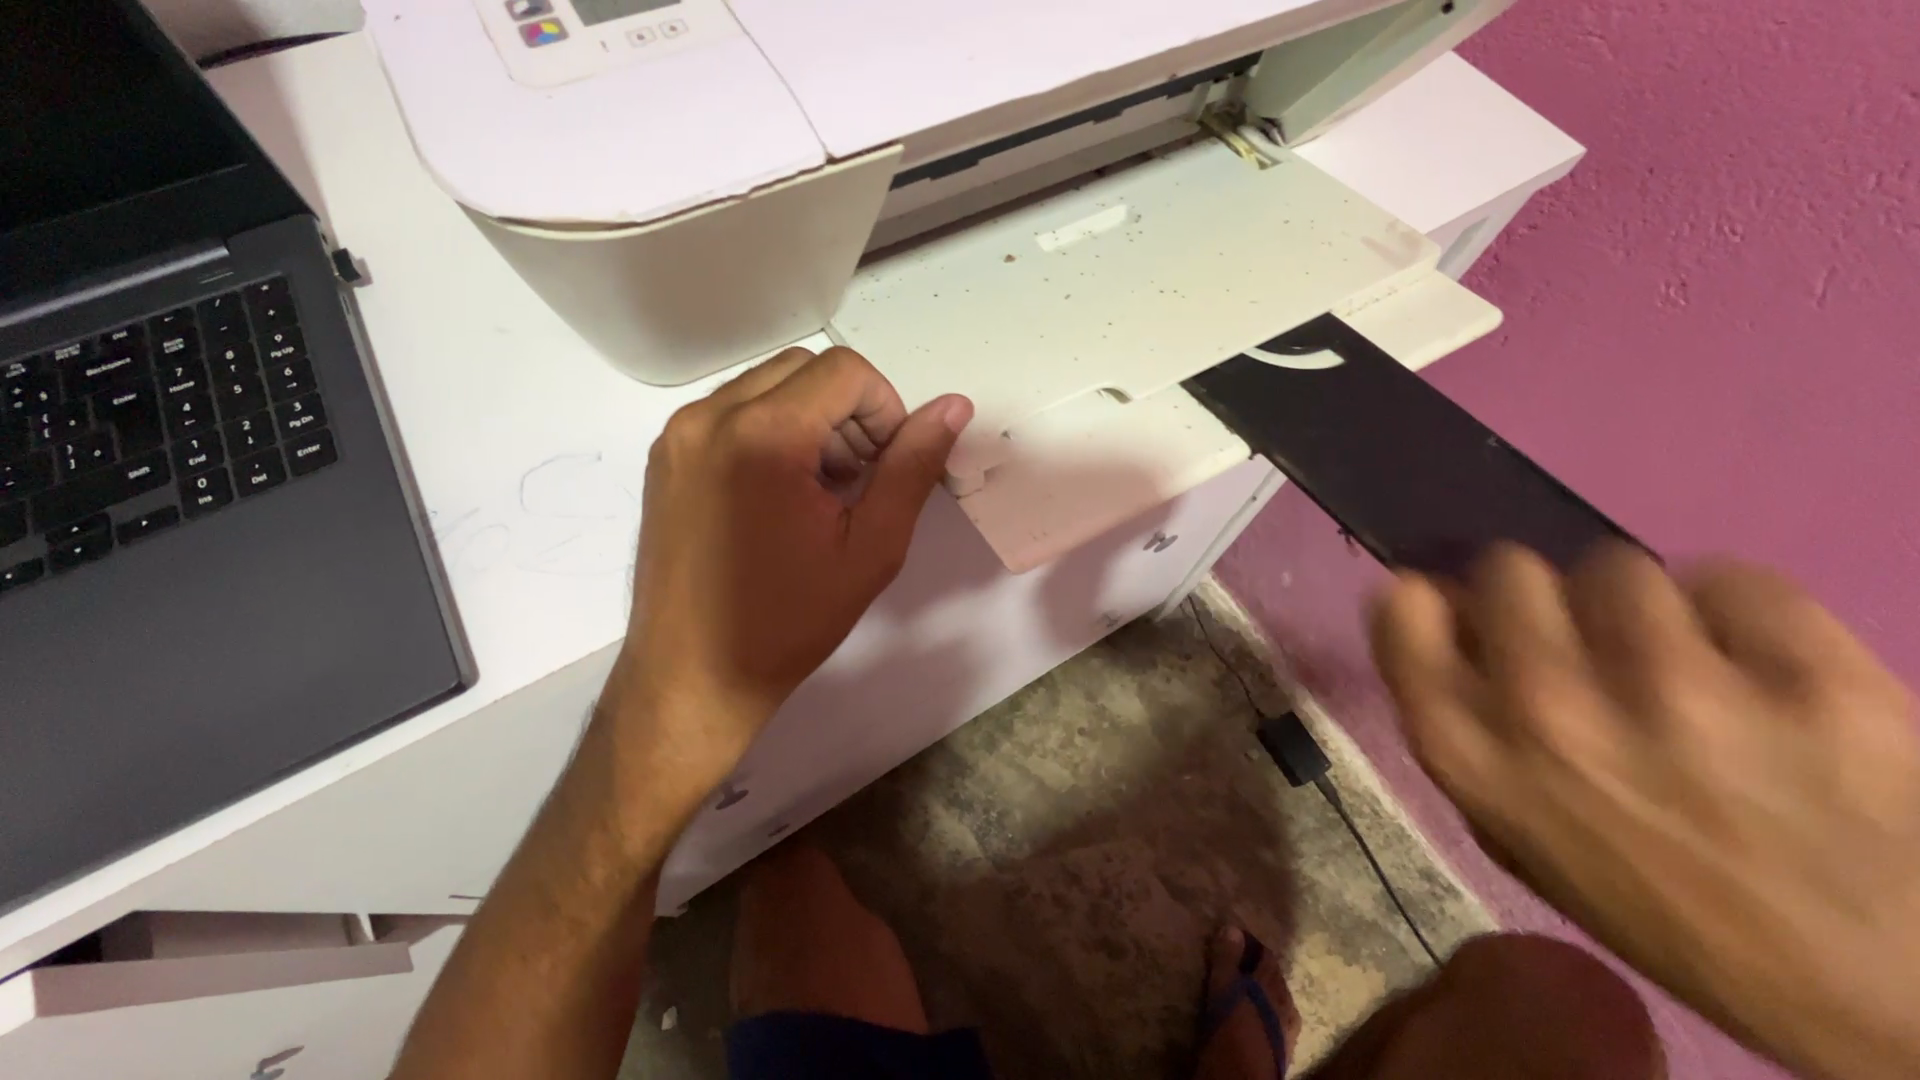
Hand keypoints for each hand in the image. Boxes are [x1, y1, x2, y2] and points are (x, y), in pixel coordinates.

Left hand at [599, 347, 970, 811]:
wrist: (693, 676)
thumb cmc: (788, 621)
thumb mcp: (871, 548)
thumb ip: (912, 468)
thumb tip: (954, 407)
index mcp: (761, 435)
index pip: (845, 371)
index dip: (885, 410)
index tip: (886, 468)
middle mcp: (708, 417)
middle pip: (805, 369)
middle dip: (848, 411)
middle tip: (858, 481)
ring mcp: (678, 436)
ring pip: (766, 386)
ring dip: (810, 419)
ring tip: (820, 492)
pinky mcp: (666, 458)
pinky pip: (731, 412)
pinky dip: (770, 432)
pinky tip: (780, 496)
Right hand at [1371, 542, 1919, 1079]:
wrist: (1885, 991)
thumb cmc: (1667, 913)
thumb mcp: (1522, 839)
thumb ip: (1468, 728)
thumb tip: (1447, 618)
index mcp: (1474, 760)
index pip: (1403, 612)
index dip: (1433, 602)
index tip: (1466, 617)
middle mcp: (1551, 713)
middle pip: (1508, 569)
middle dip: (1537, 597)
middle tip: (1581, 640)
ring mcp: (1678, 691)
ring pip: (1620, 569)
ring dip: (1640, 609)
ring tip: (1687, 668)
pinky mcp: (1808, 677)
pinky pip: (1735, 581)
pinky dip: (1741, 616)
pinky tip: (1764, 676)